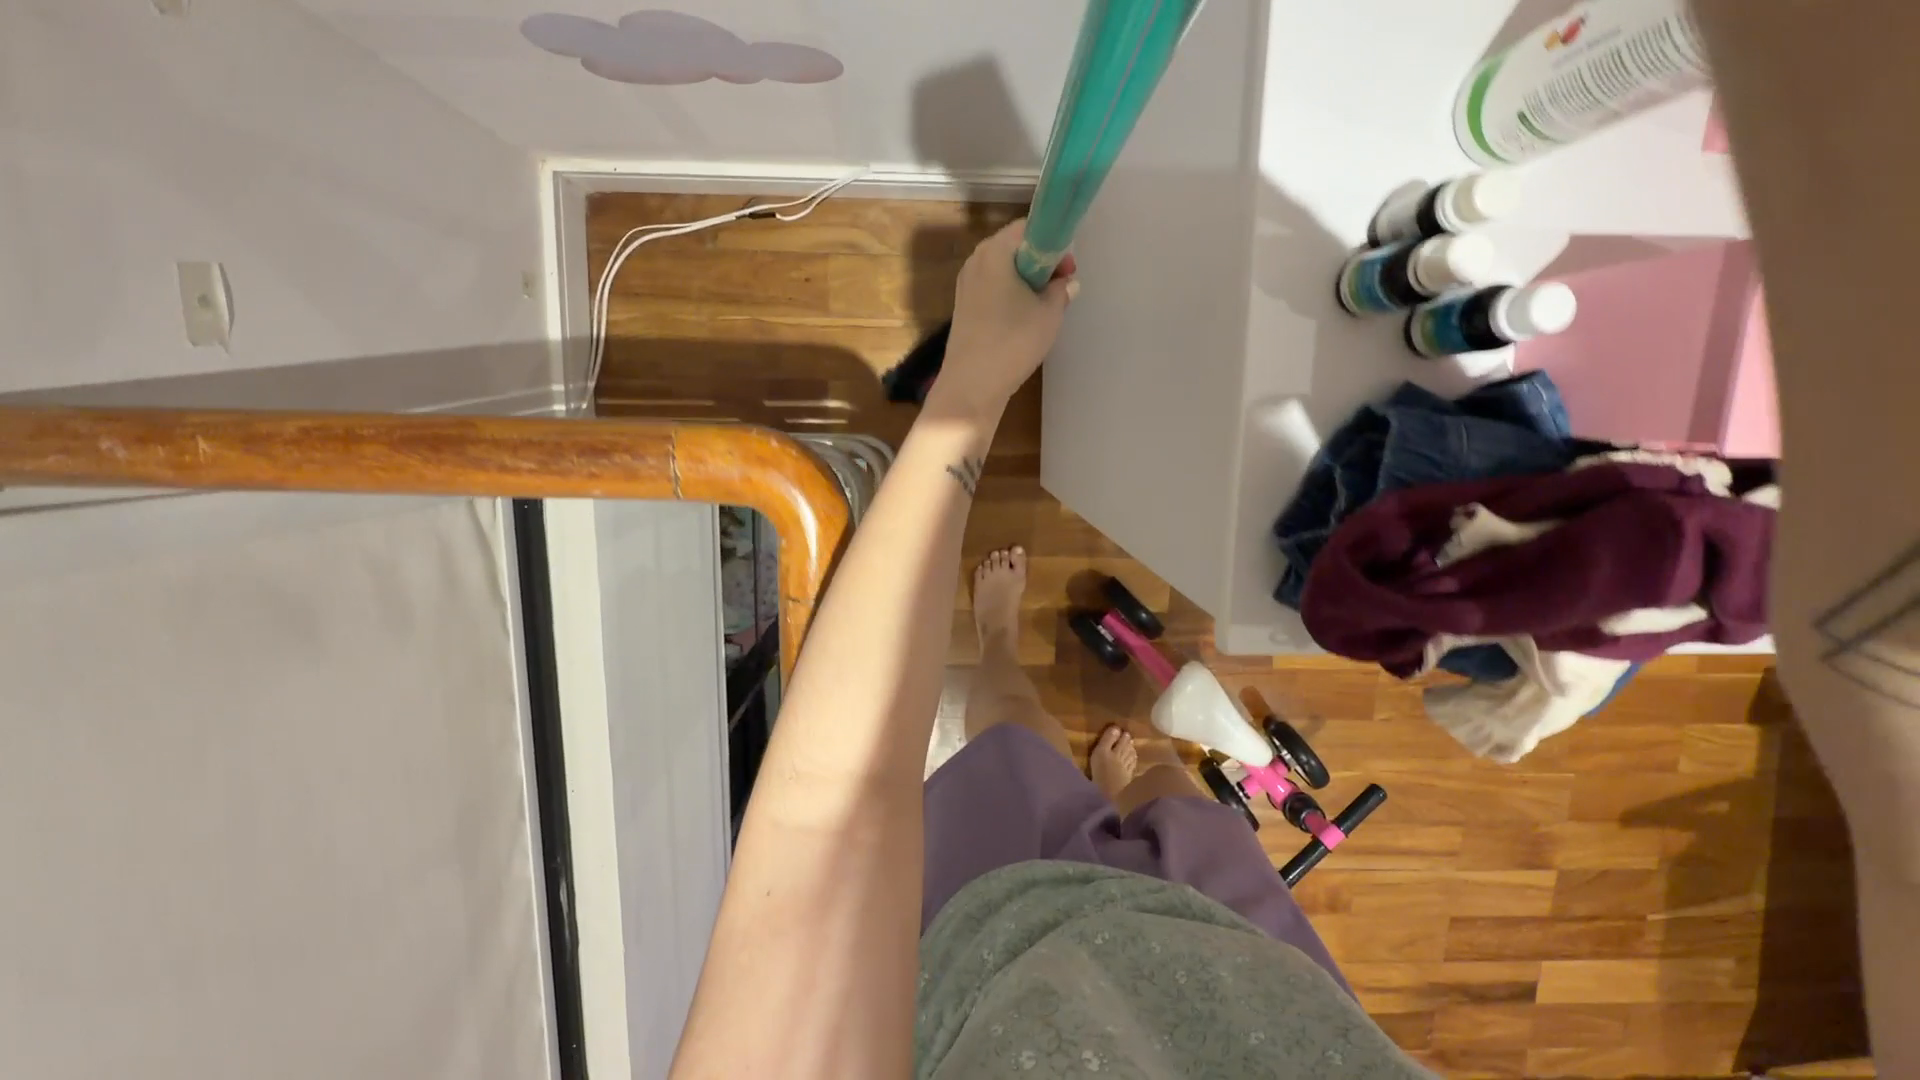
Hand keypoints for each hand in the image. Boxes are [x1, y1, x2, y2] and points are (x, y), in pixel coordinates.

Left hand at [929, 219, 1077, 418]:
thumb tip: (1066, 283)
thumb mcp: (1049, 313)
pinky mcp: (963, 307)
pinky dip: (1011, 297)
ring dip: (1026, 282)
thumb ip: (1061, 290)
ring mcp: (966, 285)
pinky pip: (993, 290)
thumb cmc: (1014, 340)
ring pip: (1004, 271)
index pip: (1028, 227)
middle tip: (1060, 288)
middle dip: (1041, 263)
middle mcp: (975, 261)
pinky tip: (1023, 321)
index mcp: (995, 251)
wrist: (972, 384)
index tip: (1067, 268)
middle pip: (1015, 248)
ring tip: (1043, 308)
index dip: (1052, 243)